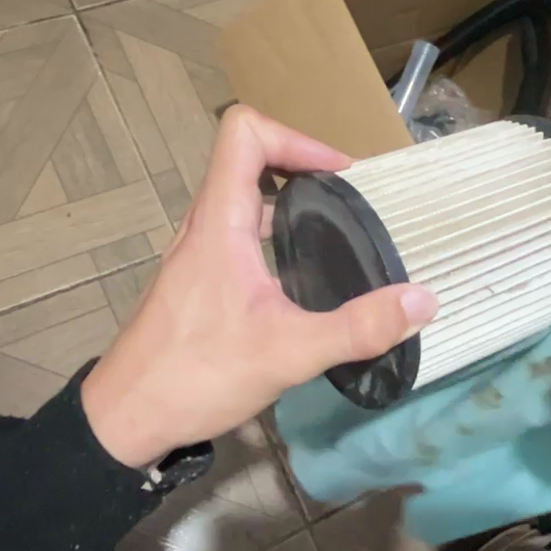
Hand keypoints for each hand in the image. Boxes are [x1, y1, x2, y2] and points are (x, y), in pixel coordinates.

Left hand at [81, 106, 439, 466]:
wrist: (125, 419)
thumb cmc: (197, 375)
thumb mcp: (288, 353)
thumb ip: (358, 327)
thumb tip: (424, 300)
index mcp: (219, 221)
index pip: (245, 132)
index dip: (296, 138)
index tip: (340, 176)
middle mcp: (204, 226)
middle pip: (247, 161)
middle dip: (303, 169)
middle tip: (351, 203)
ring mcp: (197, 254)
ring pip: (242, 201)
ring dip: (288, 204)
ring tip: (335, 235)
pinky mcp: (196, 282)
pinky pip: (237, 236)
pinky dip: (272, 237)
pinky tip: (300, 281)